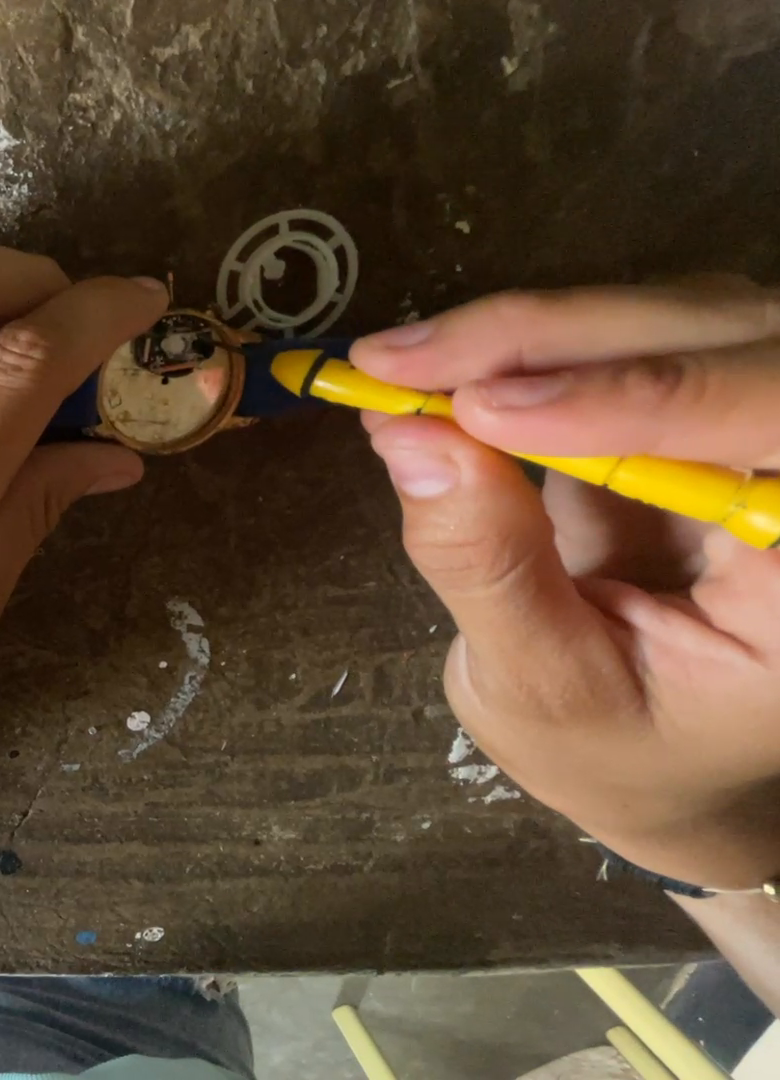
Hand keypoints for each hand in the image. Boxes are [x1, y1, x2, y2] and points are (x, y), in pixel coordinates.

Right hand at [351, 283, 779, 888]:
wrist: (636, 745)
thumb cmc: (611, 743)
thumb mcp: (542, 683)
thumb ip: (488, 568)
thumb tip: (411, 441)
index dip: (649, 401)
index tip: (484, 410)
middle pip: (733, 343)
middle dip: (552, 341)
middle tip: (395, 361)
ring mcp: (752, 434)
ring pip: (671, 321)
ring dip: (522, 333)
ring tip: (393, 364)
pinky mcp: (679, 416)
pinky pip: (612, 344)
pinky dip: (508, 350)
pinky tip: (427, 370)